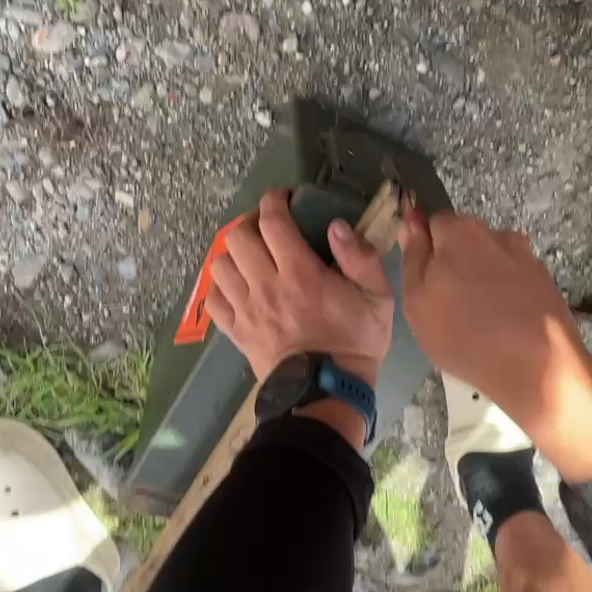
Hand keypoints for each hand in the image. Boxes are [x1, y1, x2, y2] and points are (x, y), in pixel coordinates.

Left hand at [204, 188, 393, 389]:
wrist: (327, 392)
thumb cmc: (355, 342)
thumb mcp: (377, 298)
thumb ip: (361, 258)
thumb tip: (336, 226)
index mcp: (300, 273)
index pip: (272, 222)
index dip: (274, 201)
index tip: (284, 198)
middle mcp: (266, 285)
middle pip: (238, 237)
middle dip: (251, 223)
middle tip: (267, 228)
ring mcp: (246, 309)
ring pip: (220, 264)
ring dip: (234, 253)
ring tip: (251, 256)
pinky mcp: (235, 331)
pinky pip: (213, 299)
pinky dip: (221, 286)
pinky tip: (238, 286)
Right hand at [399, 210, 591, 481]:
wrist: (538, 368)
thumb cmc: (465, 336)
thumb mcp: (418, 301)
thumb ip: (412, 256)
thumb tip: (410, 224)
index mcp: (460, 231)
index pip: (433, 222)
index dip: (426, 249)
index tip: (426, 280)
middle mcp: (497, 233)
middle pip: (465, 239)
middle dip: (455, 263)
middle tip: (448, 305)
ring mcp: (526, 256)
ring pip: (492, 260)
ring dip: (483, 279)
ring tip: (481, 320)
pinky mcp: (546, 280)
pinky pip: (515, 279)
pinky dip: (508, 294)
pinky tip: (505, 324)